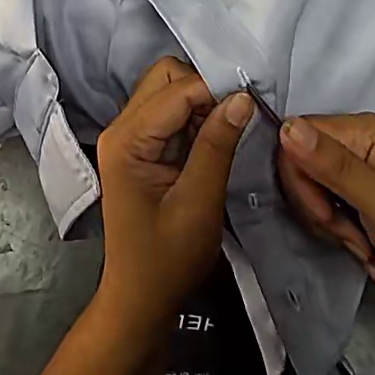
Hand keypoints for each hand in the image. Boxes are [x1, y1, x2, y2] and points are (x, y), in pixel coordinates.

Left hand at [94, 57, 253, 326]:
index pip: (174, 90)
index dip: (215, 87)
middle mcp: (121, 129)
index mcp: (127, 141)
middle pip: (165, 77)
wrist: (141, 297)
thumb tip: (242, 97)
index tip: (253, 97)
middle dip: (204, 87)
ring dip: (201, 101)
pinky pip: (170, 112)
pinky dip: (195, 116)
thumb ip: (218, 145)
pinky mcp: (141, 145)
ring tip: (227, 131)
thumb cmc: (167, 259)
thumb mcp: (199, 203)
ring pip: (168, 89)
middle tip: (236, 116)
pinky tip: (213, 138)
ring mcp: (128, 136)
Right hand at [278, 113, 374, 325]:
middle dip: (318, 210)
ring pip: (307, 193)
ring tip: (368, 248)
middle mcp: (356, 145)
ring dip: (331, 230)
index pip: (296, 137)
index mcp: (365, 132)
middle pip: (298, 166)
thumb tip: (287, 127)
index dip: (301, 178)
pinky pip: (322, 213)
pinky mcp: (355, 201)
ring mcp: (355, 174)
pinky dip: (340, 239)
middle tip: (352, 235)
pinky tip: (370, 254)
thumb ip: (337, 168)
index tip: (328, 215)